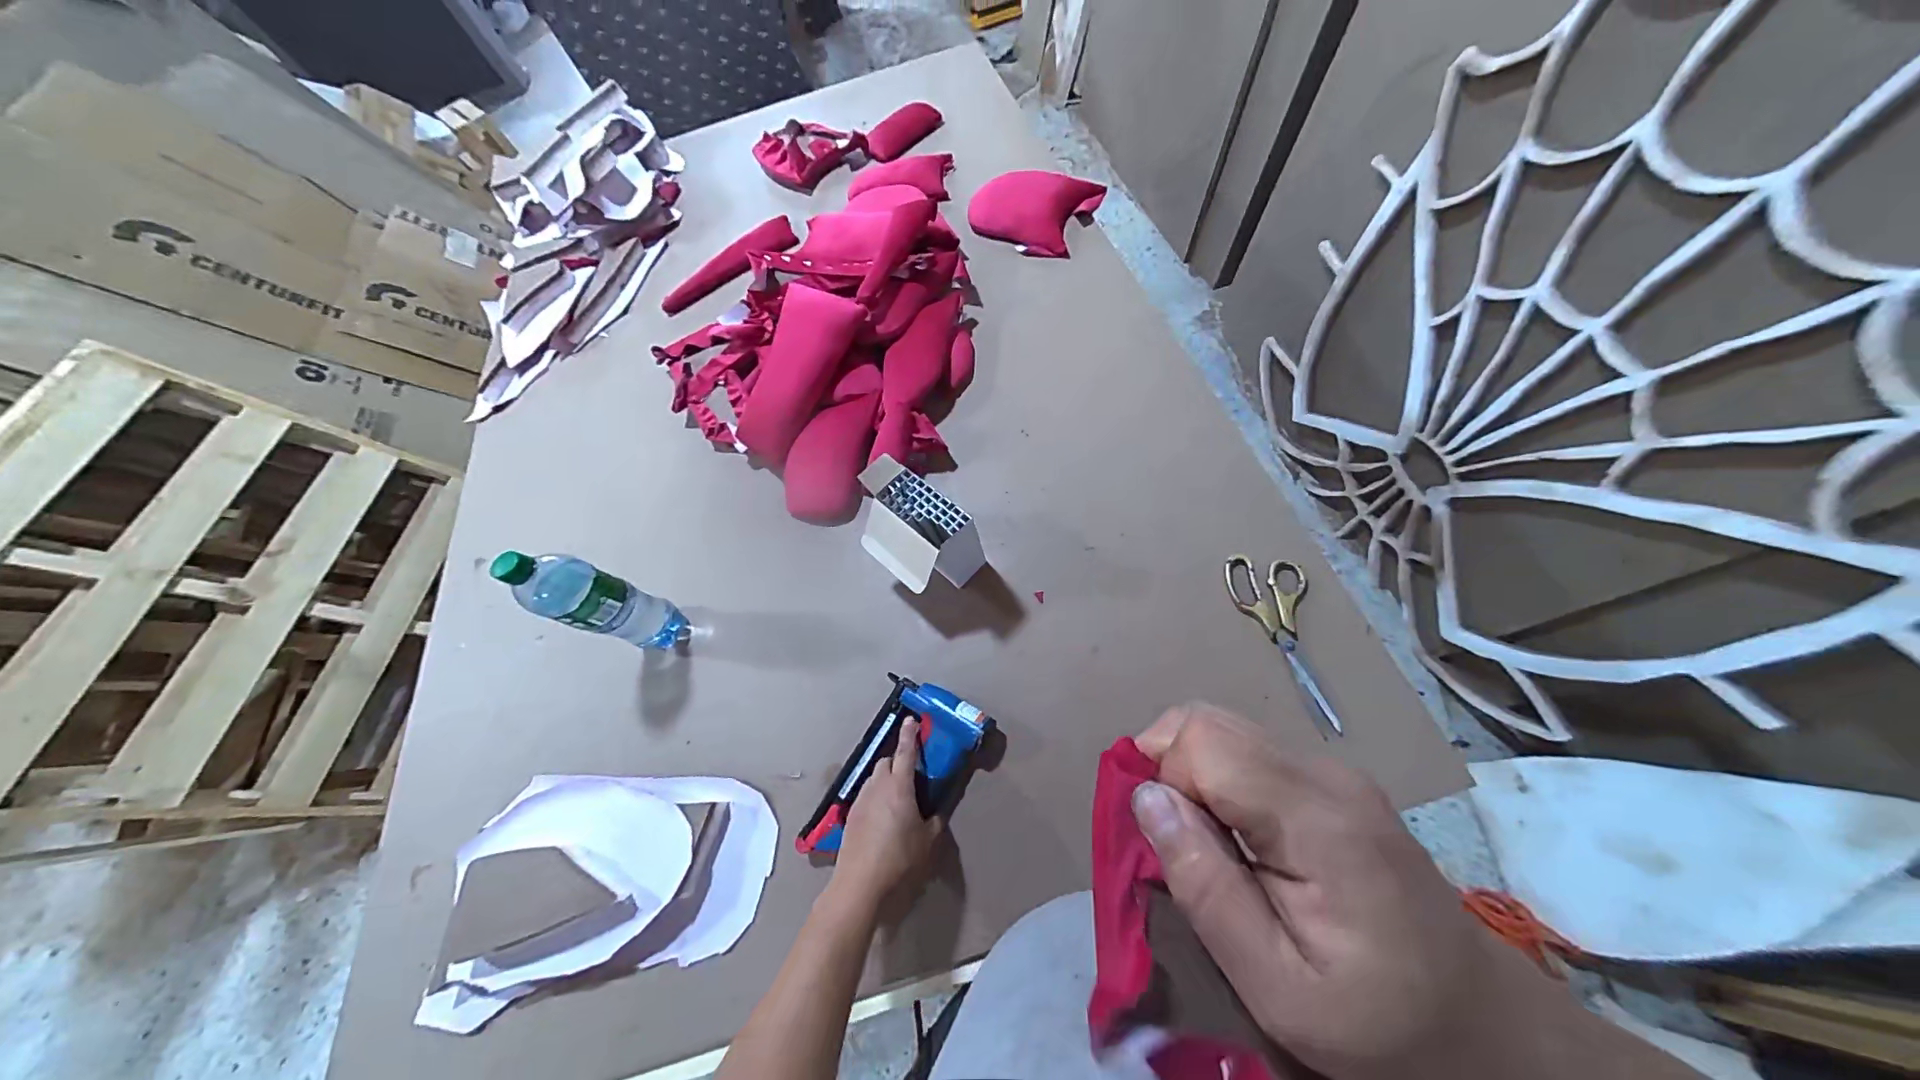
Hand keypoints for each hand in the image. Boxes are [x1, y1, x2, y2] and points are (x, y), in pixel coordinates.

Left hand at [832, 718, 943, 906]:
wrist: (860, 883)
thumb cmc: (900, 859)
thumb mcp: (929, 840)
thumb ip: (935, 819)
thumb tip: (938, 809)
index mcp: (899, 786)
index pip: (905, 751)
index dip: (910, 734)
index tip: (912, 720)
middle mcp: (877, 786)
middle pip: (887, 761)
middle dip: (899, 760)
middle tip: (913, 772)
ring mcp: (861, 800)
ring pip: (875, 778)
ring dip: (887, 778)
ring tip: (899, 796)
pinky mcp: (852, 815)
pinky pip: (867, 795)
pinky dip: (877, 795)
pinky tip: (884, 816)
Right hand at [1130, 704, 1627, 1079]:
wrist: (1485, 1027)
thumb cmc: (1378, 1021)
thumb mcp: (1275, 984)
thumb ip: (1204, 886)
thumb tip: (1144, 796)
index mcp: (1316, 817)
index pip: (1200, 739)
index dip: (1161, 779)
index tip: (1163, 847)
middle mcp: (1325, 773)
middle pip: (1207, 723)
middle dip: (1167, 772)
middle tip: (1176, 848)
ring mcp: (1334, 773)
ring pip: (1224, 734)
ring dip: (1191, 780)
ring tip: (1204, 850)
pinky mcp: (1333, 784)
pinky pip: (1248, 755)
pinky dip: (1218, 785)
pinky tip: (1236, 843)